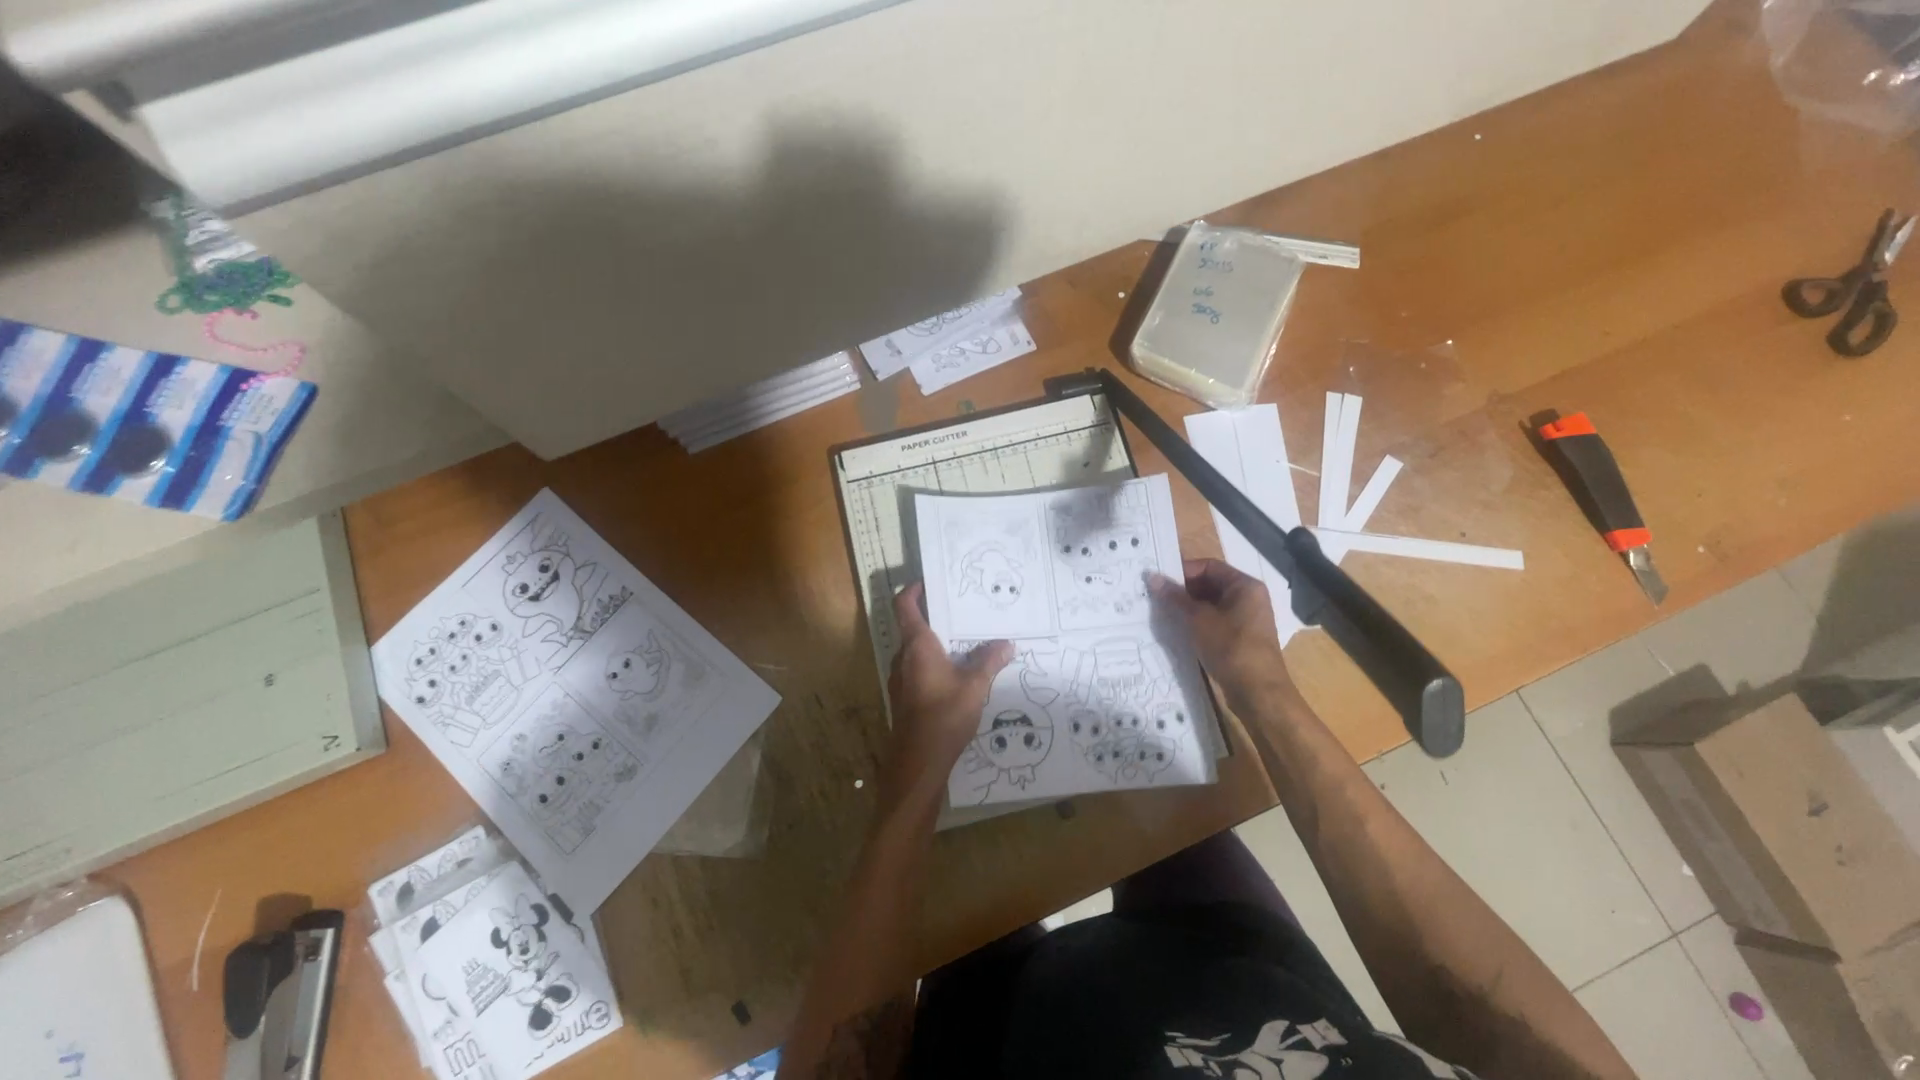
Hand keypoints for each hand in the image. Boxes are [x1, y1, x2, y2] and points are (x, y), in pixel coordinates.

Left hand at [880, 583, 1012, 811]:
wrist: (918, 762)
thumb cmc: (943, 716)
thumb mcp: (974, 687)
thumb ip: (989, 661)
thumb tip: (1006, 643)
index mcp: (917, 646)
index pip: (904, 605)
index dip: (913, 589)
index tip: (930, 582)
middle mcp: (904, 658)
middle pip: (914, 627)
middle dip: (937, 618)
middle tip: (964, 612)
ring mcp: (901, 679)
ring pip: (918, 651)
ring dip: (939, 644)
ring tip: (968, 643)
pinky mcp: (905, 697)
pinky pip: (920, 670)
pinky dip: (936, 665)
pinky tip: (960, 676)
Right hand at [1149, 559, 1291, 706]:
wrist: (1257, 691)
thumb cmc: (1230, 647)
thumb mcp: (1198, 619)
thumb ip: (1174, 597)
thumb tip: (1152, 577)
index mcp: (1245, 586)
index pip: (1209, 566)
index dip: (1183, 571)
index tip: (1159, 582)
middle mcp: (1249, 598)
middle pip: (1210, 584)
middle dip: (1183, 591)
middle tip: (1156, 599)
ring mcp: (1246, 619)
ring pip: (1211, 605)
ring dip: (1188, 609)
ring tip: (1163, 615)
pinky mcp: (1241, 639)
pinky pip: (1215, 622)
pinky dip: (1197, 624)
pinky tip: (1179, 632)